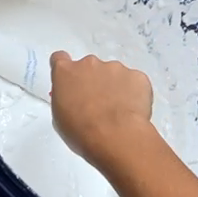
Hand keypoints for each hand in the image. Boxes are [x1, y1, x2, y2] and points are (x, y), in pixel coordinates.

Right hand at [49, 52, 158, 171]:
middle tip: (99, 104)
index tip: (72, 82)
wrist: (115, 137)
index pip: (60, 59)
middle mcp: (89, 63)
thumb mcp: (60, 116)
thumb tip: (75, 98)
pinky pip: (135, 82)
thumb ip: (65, 97)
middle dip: (94, 81)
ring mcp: (115, 68)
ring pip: (114, 74)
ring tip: (119, 111)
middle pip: (90, 67)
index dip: (67, 70)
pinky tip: (133, 111)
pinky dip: (135, 93)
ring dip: (115, 87)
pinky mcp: (137, 76)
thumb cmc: (81, 131)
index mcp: (65, 72)